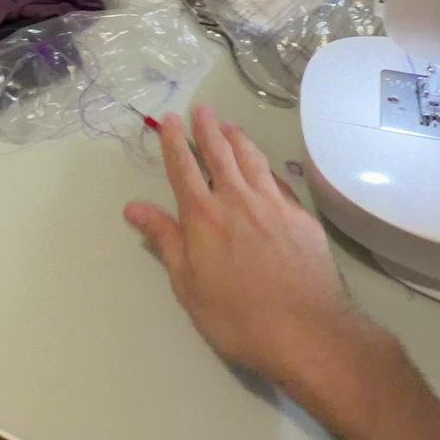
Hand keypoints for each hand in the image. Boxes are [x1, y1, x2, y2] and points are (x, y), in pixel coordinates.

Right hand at [124, 106, 372, 389]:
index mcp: (203, 215)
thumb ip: (164, 238)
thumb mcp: (187, 283)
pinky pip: (277, 179)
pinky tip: (263, 165)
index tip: (171, 120)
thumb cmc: (236, 315)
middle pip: (219, 153)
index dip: (175, 141)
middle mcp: (236, 198)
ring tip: (230, 125)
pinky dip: (264, 165)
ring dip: (237, 138)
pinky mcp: (300, 216)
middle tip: (202, 109)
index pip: (184, 167)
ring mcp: (272, 203)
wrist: (306, 330)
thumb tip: (133, 206)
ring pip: (252, 158)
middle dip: (207, 128)